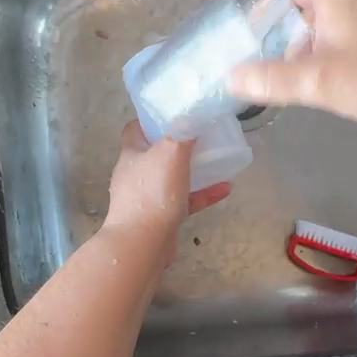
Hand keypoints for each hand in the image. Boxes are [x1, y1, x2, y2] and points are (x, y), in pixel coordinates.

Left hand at [102, 123, 231, 248]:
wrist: (143, 243)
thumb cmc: (153, 192)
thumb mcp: (171, 152)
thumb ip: (183, 132)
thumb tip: (193, 117)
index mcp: (131, 154)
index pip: (136, 128)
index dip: (152, 119)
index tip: (174, 112)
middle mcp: (135, 174)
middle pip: (156, 153)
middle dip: (177, 144)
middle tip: (200, 135)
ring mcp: (147, 198)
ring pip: (172, 178)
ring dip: (194, 170)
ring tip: (216, 160)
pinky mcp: (160, 218)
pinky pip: (185, 201)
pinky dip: (203, 194)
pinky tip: (225, 189)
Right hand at [225, 0, 356, 129]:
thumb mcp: (316, 82)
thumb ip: (270, 79)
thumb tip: (232, 78)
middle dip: (279, 5)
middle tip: (256, 30)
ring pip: (326, 2)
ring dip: (302, 24)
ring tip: (285, 55)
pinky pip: (344, 16)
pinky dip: (324, 32)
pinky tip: (321, 62)